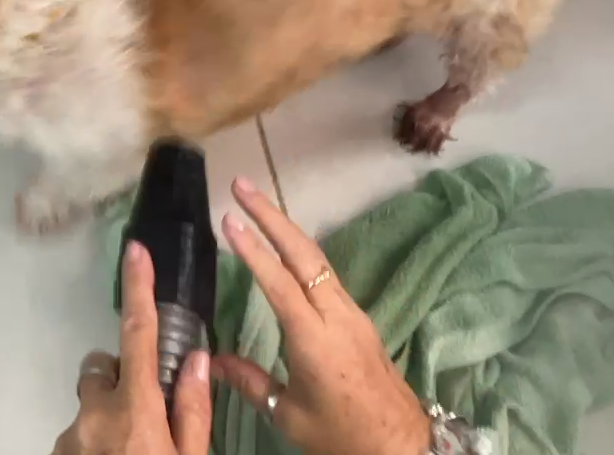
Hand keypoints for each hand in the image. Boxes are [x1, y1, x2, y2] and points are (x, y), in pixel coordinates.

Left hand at [52, 241, 212, 454]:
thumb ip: (192, 411)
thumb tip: (195, 358)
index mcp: (134, 408)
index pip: (138, 333)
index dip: (137, 288)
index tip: (135, 250)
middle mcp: (94, 414)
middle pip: (102, 371)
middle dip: (118, 381)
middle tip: (142, 419)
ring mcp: (69, 435)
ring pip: (89, 406)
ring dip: (105, 418)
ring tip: (125, 450)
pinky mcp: (53, 454)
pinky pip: (76, 434)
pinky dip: (91, 443)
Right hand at [214, 178, 429, 454]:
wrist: (402, 446)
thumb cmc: (342, 435)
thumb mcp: (290, 416)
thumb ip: (250, 382)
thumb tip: (211, 361)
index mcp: (315, 341)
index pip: (279, 284)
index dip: (253, 251)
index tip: (228, 219)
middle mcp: (334, 314)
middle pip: (301, 252)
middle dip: (269, 215)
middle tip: (240, 185)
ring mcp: (349, 309)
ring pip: (314, 255)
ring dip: (284, 224)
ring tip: (255, 200)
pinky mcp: (356, 313)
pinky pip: (323, 270)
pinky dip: (298, 247)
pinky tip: (283, 239)